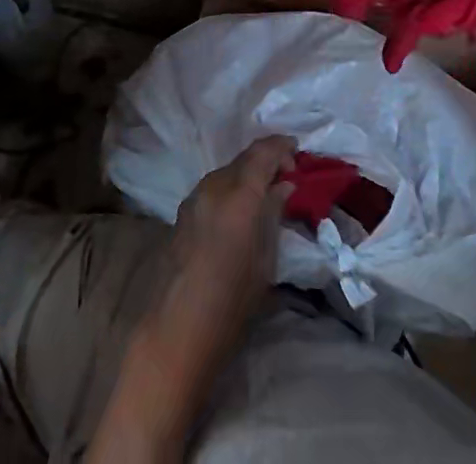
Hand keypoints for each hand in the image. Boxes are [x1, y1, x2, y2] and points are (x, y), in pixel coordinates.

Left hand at [163, 136, 294, 348]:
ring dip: (247, 174)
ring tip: (267, 193)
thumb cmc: (232, 302)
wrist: (177, 328)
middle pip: (242, 160)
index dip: (281, 146)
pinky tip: (241, 208)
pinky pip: (212, 188)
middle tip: (288, 175)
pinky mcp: (182, 214)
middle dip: (266, 160)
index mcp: (237, 196)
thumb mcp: (265, 260)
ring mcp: (192, 199)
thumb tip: (282, 186)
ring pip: (226, 172)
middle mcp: (212, 188)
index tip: (298, 151)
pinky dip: (231, 187)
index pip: (261, 153)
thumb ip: (273, 214)